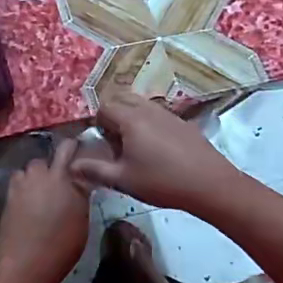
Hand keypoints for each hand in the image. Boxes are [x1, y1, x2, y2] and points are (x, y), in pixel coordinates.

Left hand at [0, 138, 90, 282]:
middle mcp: (40, 175)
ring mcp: (21, 184)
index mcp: (63, 177)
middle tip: (61, 180)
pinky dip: (24, 186)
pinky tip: (29, 200)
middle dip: (53, 165)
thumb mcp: (82, 221)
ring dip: (36, 176)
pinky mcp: (8, 196)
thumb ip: (80, 194)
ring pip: (29, 169)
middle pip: (46, 159)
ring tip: (43, 191)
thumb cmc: (62, 247)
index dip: (73, 147)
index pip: (68, 149)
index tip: (80, 150)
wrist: (26, 263)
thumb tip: (81, 181)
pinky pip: (18, 182)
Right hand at [70, 90, 244, 212]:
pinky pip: (159, 114)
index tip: (104, 143)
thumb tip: (71, 165)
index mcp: (130, 119)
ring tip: (135, 145)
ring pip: (142, 104)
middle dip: (114, 114)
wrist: (211, 185)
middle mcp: (148, 109)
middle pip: (123, 98)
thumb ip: (94, 170)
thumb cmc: (162, 182)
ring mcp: (169, 114)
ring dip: (132, 116)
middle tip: (115, 140)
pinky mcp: (184, 123)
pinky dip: (151, 123)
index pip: (105, 107)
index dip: (98, 123)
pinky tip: (158, 149)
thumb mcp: (123, 180)